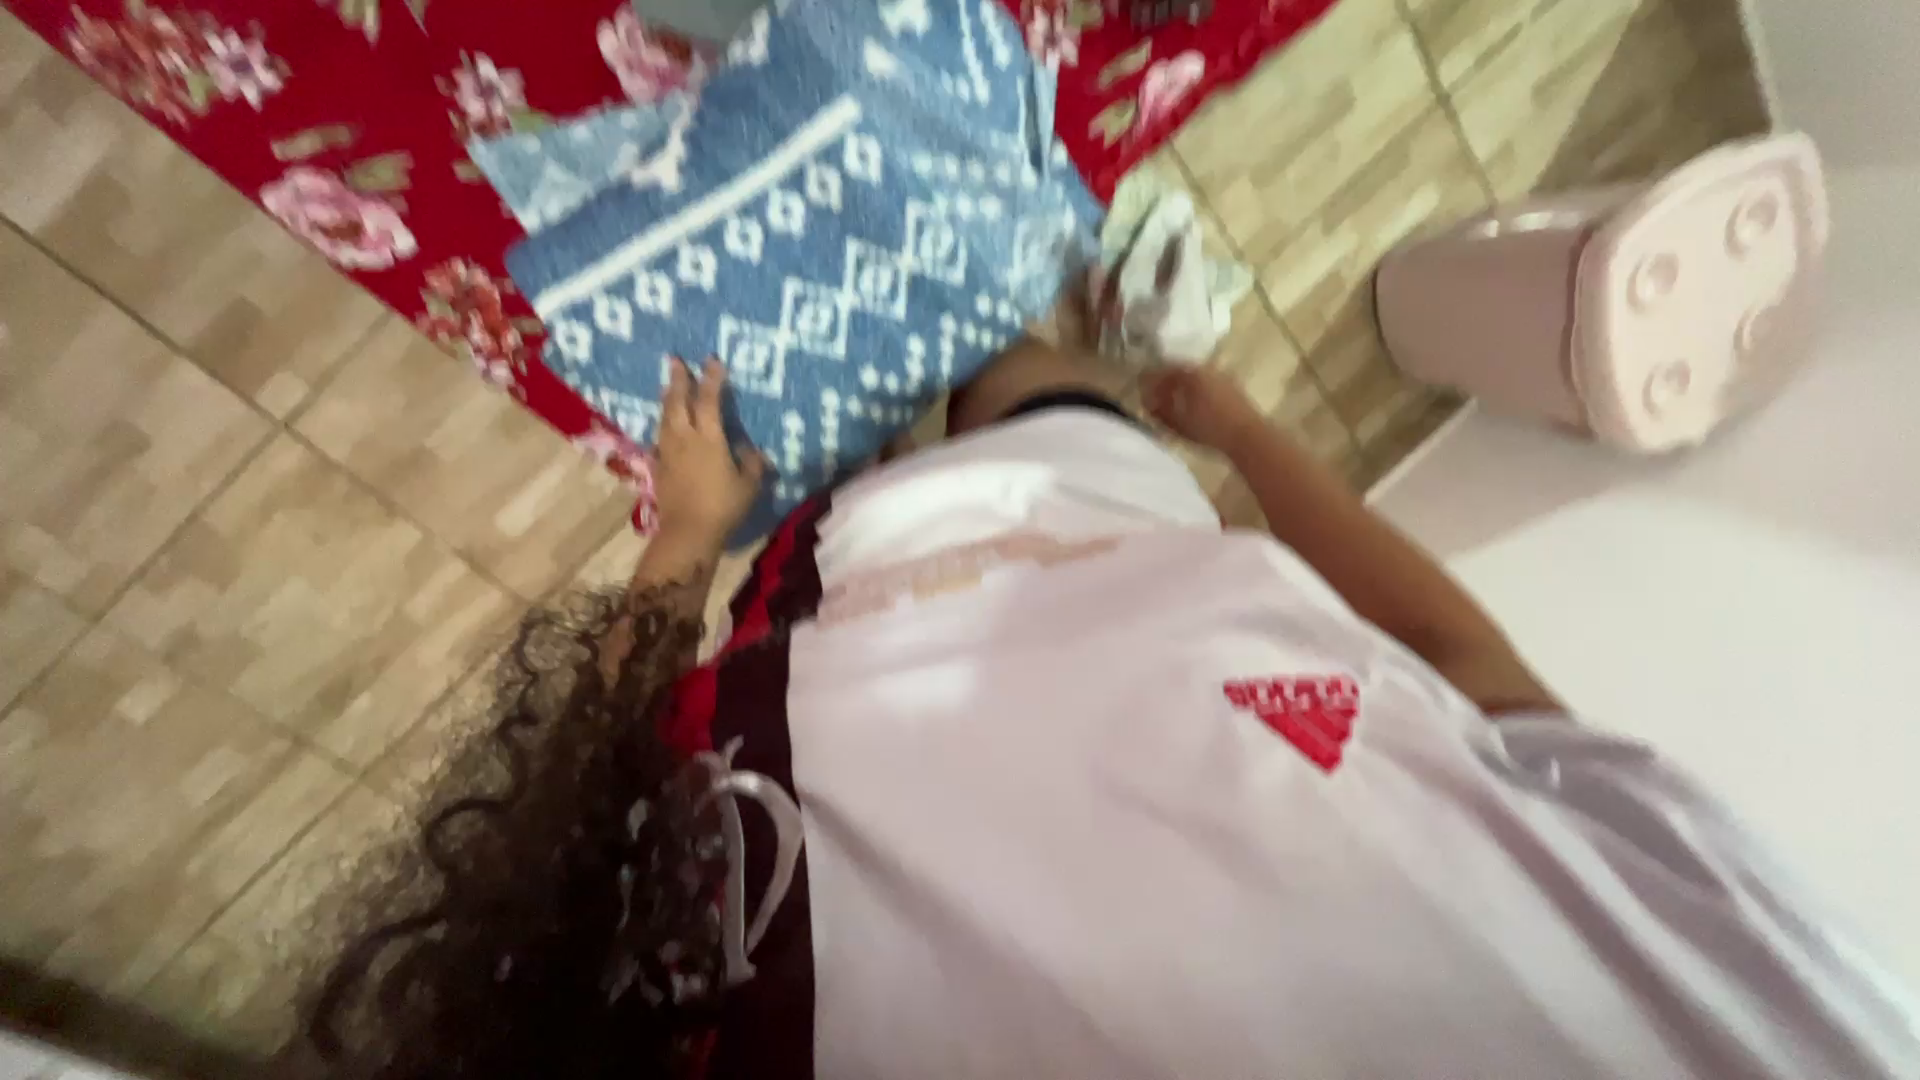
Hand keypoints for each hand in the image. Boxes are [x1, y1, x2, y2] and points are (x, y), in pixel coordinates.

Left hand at [652, 356, 766, 554]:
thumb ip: (752, 464)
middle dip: (678, 380)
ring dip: (667, 398)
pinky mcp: (659, 467)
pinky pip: (660, 437)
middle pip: (678, 402)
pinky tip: (665, 426)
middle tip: (675, 360)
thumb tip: (752, 450)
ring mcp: (668, 452)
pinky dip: (663, 424)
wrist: (687, 532)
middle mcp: (685, 438)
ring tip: (669, 386)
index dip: (712, 379)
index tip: (712, 360)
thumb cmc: (723, 507)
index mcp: (709, 438)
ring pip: (665, 417)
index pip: (709, 400)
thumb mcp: (749, 485)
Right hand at [1142, 364, 1266, 456]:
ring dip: (1181, 389)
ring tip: (1173, 406)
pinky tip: (1193, 410)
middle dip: (1165, 384)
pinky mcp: (1234, 389)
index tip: (1140, 391)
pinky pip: (1207, 386)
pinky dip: (1196, 394)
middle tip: (1155, 399)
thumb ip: (1159, 411)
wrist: (1249, 437)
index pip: (1163, 369)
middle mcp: (1207, 368)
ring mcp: (1223, 377)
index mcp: (1191, 372)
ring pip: (1195, 379)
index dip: (1149, 380)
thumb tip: (1148, 403)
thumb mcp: (1177, 423)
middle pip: (1180, 372)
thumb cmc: (1209, 429)